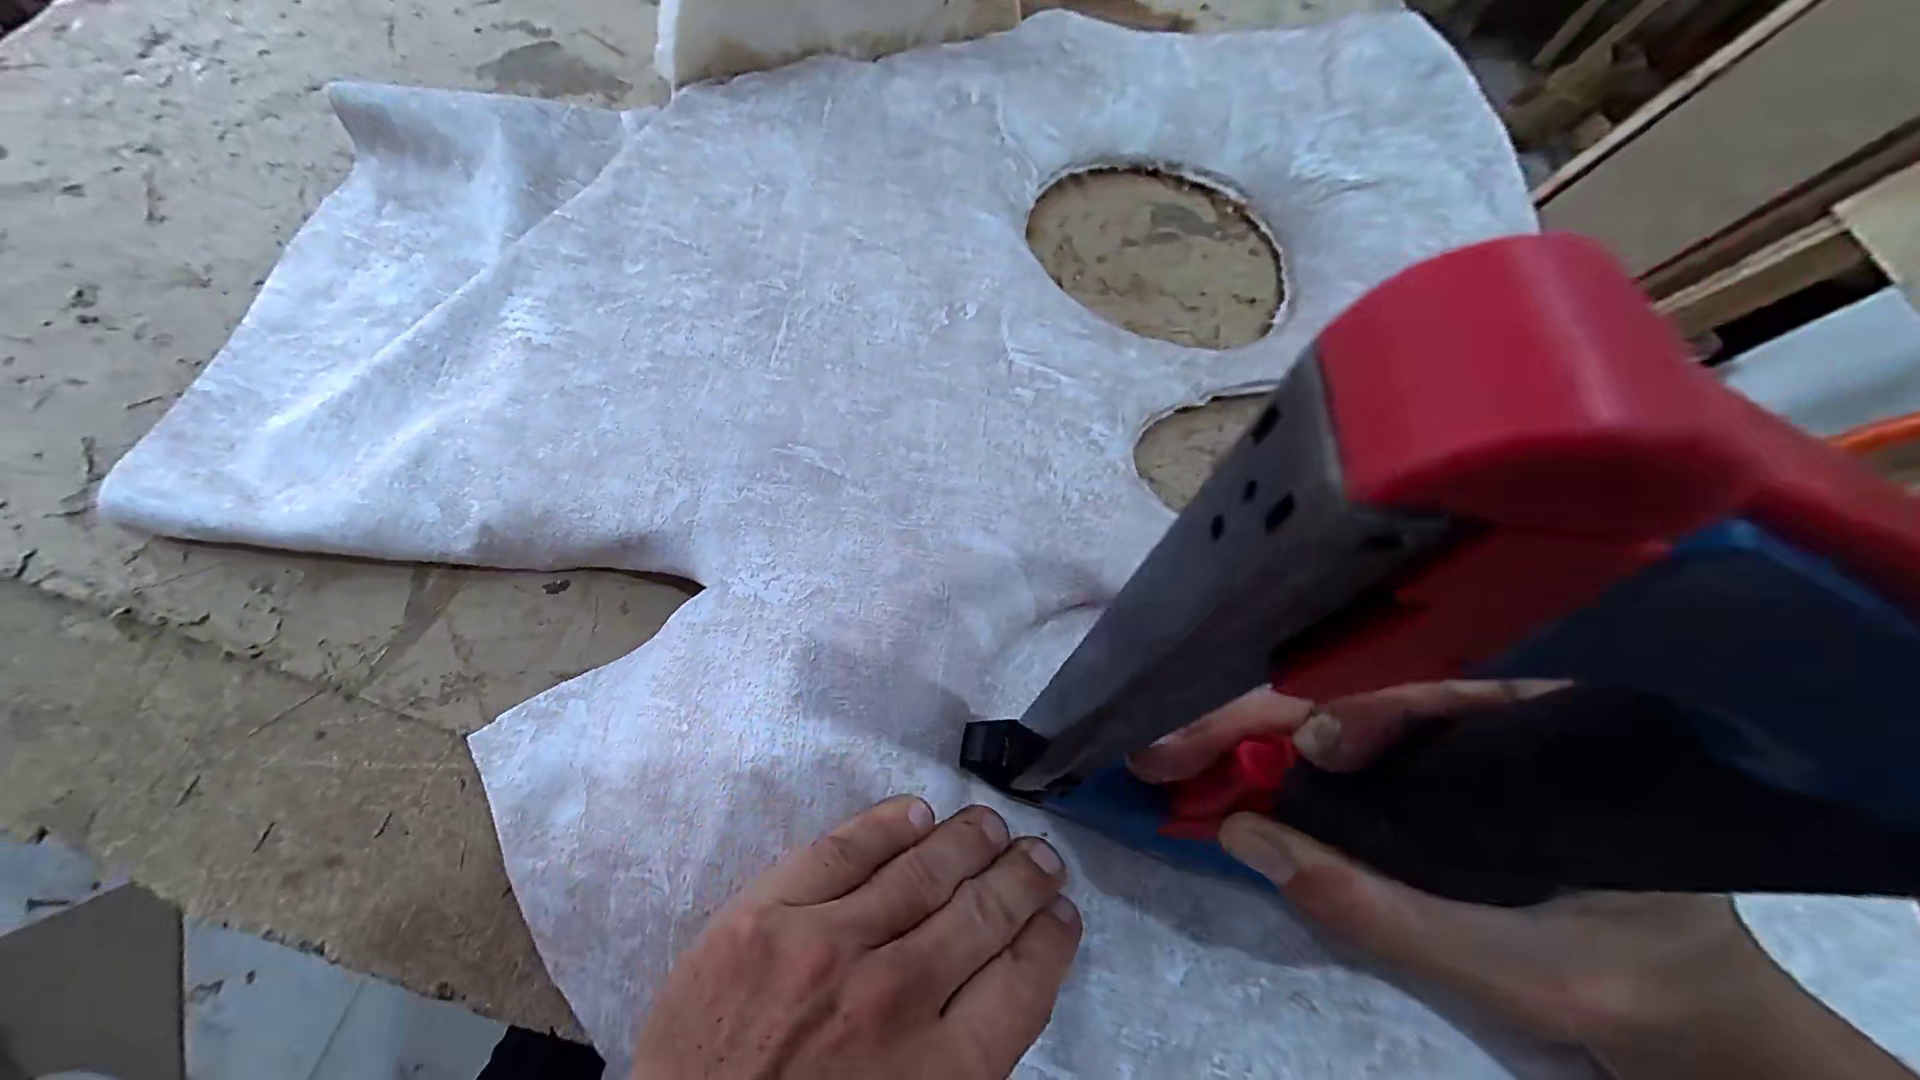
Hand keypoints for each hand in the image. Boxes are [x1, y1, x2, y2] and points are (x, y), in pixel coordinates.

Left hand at [629, 797, 1081, 1079]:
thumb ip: (962, 1060)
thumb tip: (1005, 978)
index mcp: (937, 1075)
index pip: (1022, 980)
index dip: (1050, 937)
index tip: (1062, 910)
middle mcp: (892, 997)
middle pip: (982, 912)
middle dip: (1022, 878)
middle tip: (1041, 855)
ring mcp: (824, 945)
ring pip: (923, 868)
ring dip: (969, 840)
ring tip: (992, 826)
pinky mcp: (764, 914)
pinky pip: (843, 848)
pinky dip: (888, 824)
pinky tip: (917, 812)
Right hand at [1130, 683, 1913, 1079]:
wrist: (1675, 1001)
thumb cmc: (1621, 976)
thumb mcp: (1516, 964)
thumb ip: (1381, 907)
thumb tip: (1239, 833)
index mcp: (1530, 724)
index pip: (1418, 685)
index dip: (1344, 707)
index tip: (1295, 752)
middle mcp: (1469, 706)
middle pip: (1337, 690)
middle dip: (1243, 720)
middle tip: (1160, 751)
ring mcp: (1424, 730)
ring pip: (1312, 710)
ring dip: (1234, 736)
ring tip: (1167, 757)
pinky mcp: (1395, 760)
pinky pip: (1312, 745)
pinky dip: (1253, 758)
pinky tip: (1210, 771)